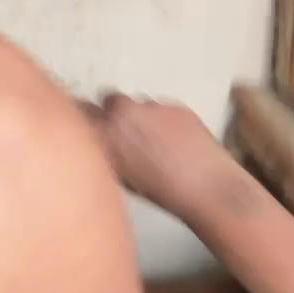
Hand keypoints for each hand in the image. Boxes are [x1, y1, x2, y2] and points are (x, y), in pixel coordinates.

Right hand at [87, 93, 236, 215]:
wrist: (212, 190)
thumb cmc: (161, 193)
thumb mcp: (121, 175)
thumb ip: (106, 150)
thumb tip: (101, 139)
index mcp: (103, 131)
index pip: (81, 109)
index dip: (89, 115)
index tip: (95, 124)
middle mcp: (121, 111)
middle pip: (110, 99)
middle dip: (117, 112)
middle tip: (131, 132)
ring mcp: (150, 105)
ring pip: (140, 104)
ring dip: (144, 116)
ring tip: (161, 140)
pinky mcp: (176, 105)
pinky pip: (165, 109)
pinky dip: (169, 121)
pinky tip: (181, 141)